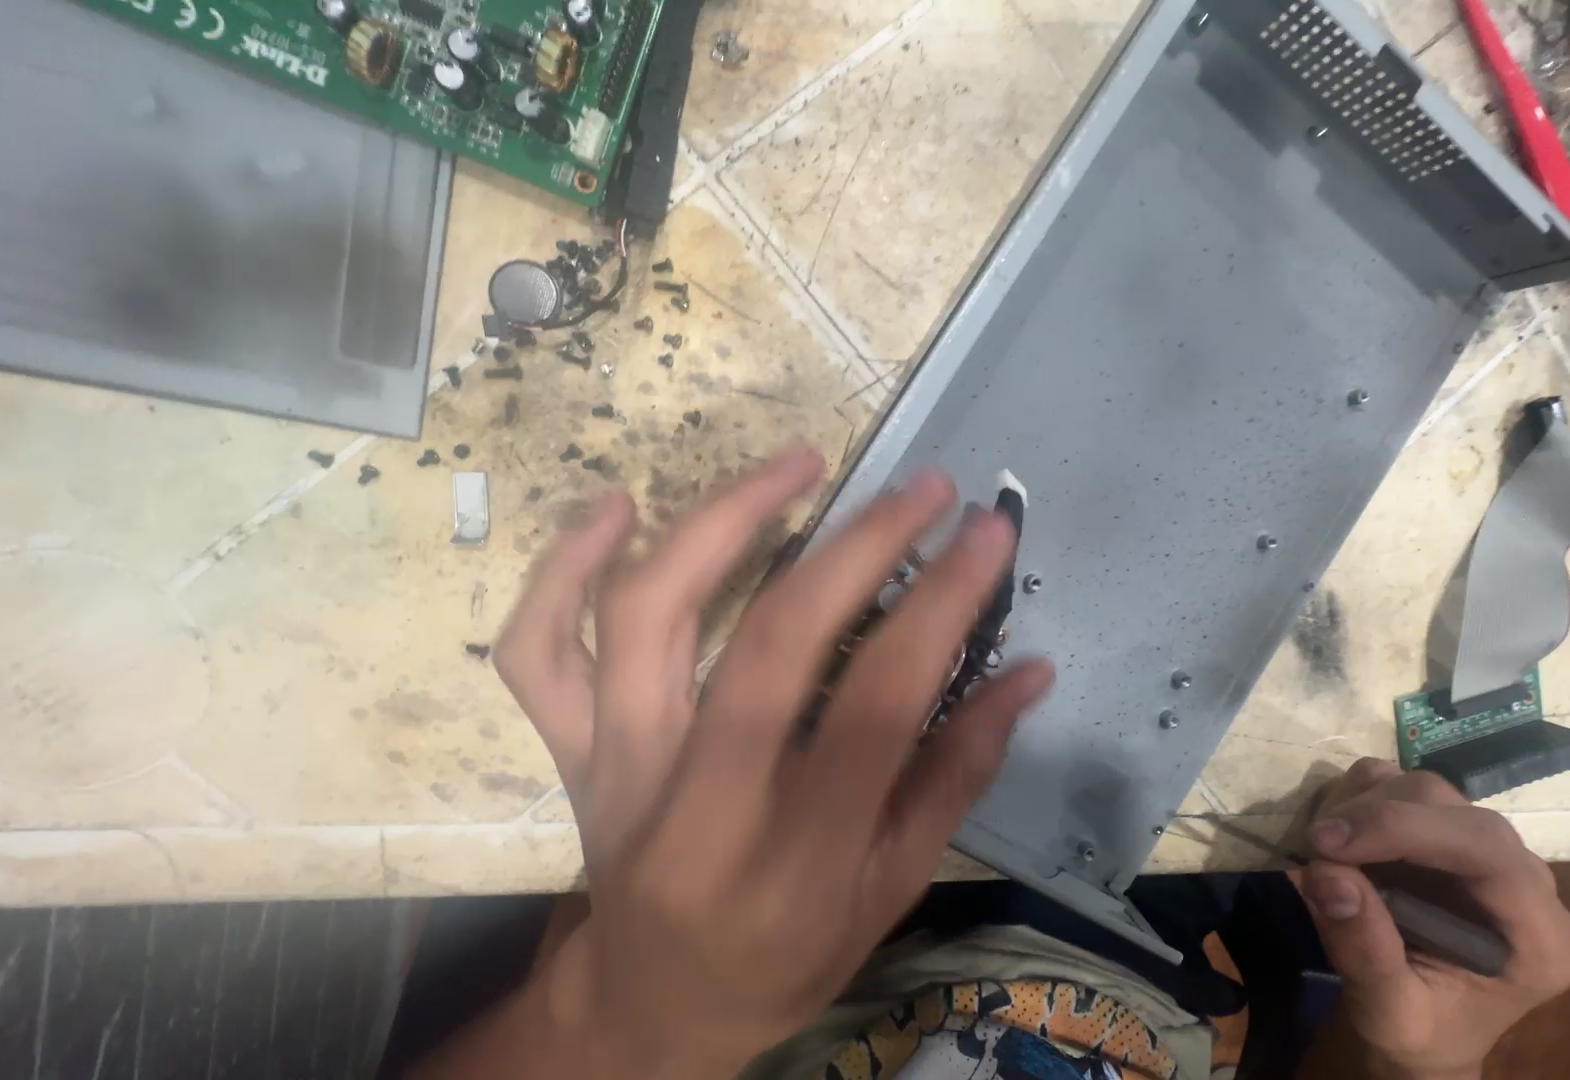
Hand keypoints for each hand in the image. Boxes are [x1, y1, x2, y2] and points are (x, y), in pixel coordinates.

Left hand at [493, 447, 1054, 1079]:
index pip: (877, 705)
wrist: (652, 1004)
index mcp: (796, 858)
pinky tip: (617, 507)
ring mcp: (617, 769)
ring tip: (798, 461)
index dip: (940, 607)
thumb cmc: (788, 954)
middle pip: (770, 644)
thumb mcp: (894, 889)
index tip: (987, 534)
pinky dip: (560, 569)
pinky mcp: (568, 752)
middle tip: (922, 489)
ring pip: (647, 618)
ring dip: (724, 520)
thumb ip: (959, 773)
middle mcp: (697, 806)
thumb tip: (1030, 672)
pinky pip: (538, 651)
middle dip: (858, 547)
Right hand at [1292, 759, 1569, 1079]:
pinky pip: (1401, 784)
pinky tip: (1342, 838)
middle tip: (1314, 846)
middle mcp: (1526, 882)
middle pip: (1450, 807)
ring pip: (1422, 787)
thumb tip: (1326, 873)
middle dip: (1373, 816)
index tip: (1328, 844)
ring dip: (1361, 804)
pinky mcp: (1447, 832)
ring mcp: (1486, 850)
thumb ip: (1364, 951)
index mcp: (1539, 937)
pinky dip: (1358, 797)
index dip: (1405, 829)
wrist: (1419, 1037)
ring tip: (1326, 847)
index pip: (1487, 850)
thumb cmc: (1416, 1036)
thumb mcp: (1389, 1016)